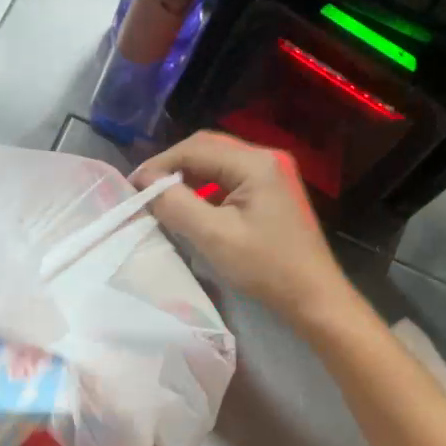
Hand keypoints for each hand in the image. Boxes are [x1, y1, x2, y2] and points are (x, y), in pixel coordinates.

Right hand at [130, 132, 351, 322]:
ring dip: (188, 178)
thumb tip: (146, 184)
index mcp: (256, 163)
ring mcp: (273, 175)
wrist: (313, 297)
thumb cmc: (266, 268)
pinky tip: (191, 208)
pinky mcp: (272, 193)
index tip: (132, 186)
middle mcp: (267, 158)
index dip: (160, 164)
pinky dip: (206, 190)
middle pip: (208, 150)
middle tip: (143, 191)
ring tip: (161, 200)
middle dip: (173, 168)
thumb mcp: (214, 238)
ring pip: (218, 165)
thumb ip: (177, 205)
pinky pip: (230, 180)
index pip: (196, 148)